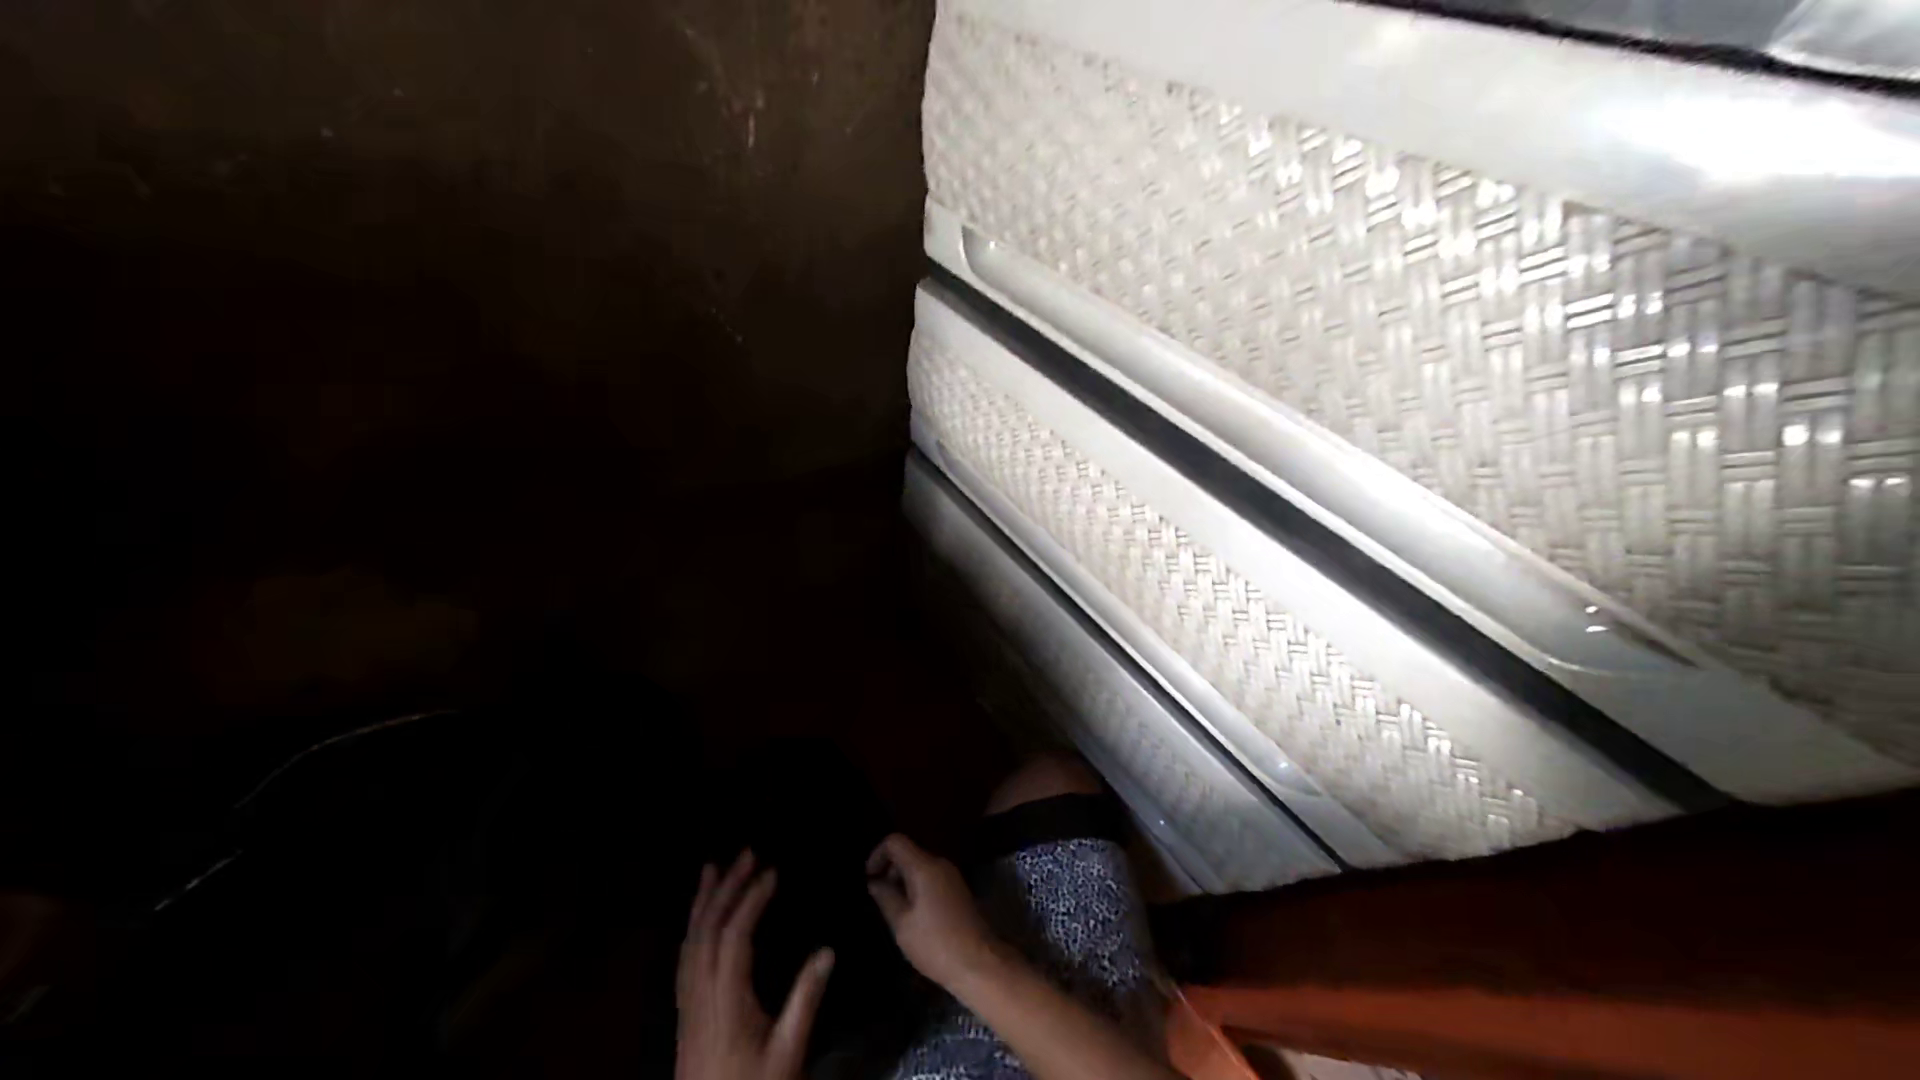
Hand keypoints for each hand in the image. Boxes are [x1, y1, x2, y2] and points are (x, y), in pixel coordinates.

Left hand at [676, 850, 834, 1079]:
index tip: (771, 872)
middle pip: (708, 931)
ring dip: (703, 901)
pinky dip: (692, 927)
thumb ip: (805, 1000)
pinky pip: (684, 958)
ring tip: (712, 869)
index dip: (751, 901)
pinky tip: (699, 918)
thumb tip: (827, 951)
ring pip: (691, 941)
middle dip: (727, 888)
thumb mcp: (787, 1051)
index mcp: (727, 1000)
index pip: (735, 938)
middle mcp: (701, 994)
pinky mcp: (684, 1012)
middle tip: (746, 854)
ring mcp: (688, 1003)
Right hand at [865, 834, 998, 988]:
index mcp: (924, 866)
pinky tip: (912, 915)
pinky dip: (916, 887)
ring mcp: (952, 876)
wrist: (979, 963)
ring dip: (902, 881)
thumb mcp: (902, 924)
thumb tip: (874, 882)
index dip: (877, 855)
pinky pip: (931, 877)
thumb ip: (885, 897)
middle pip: (908, 852)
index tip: (869, 879)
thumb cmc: (935, 944)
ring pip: (920, 866)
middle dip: (889, 870)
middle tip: (879, 898)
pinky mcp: (958, 890)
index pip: (895, 841)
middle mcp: (940, 863)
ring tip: (894, 910)